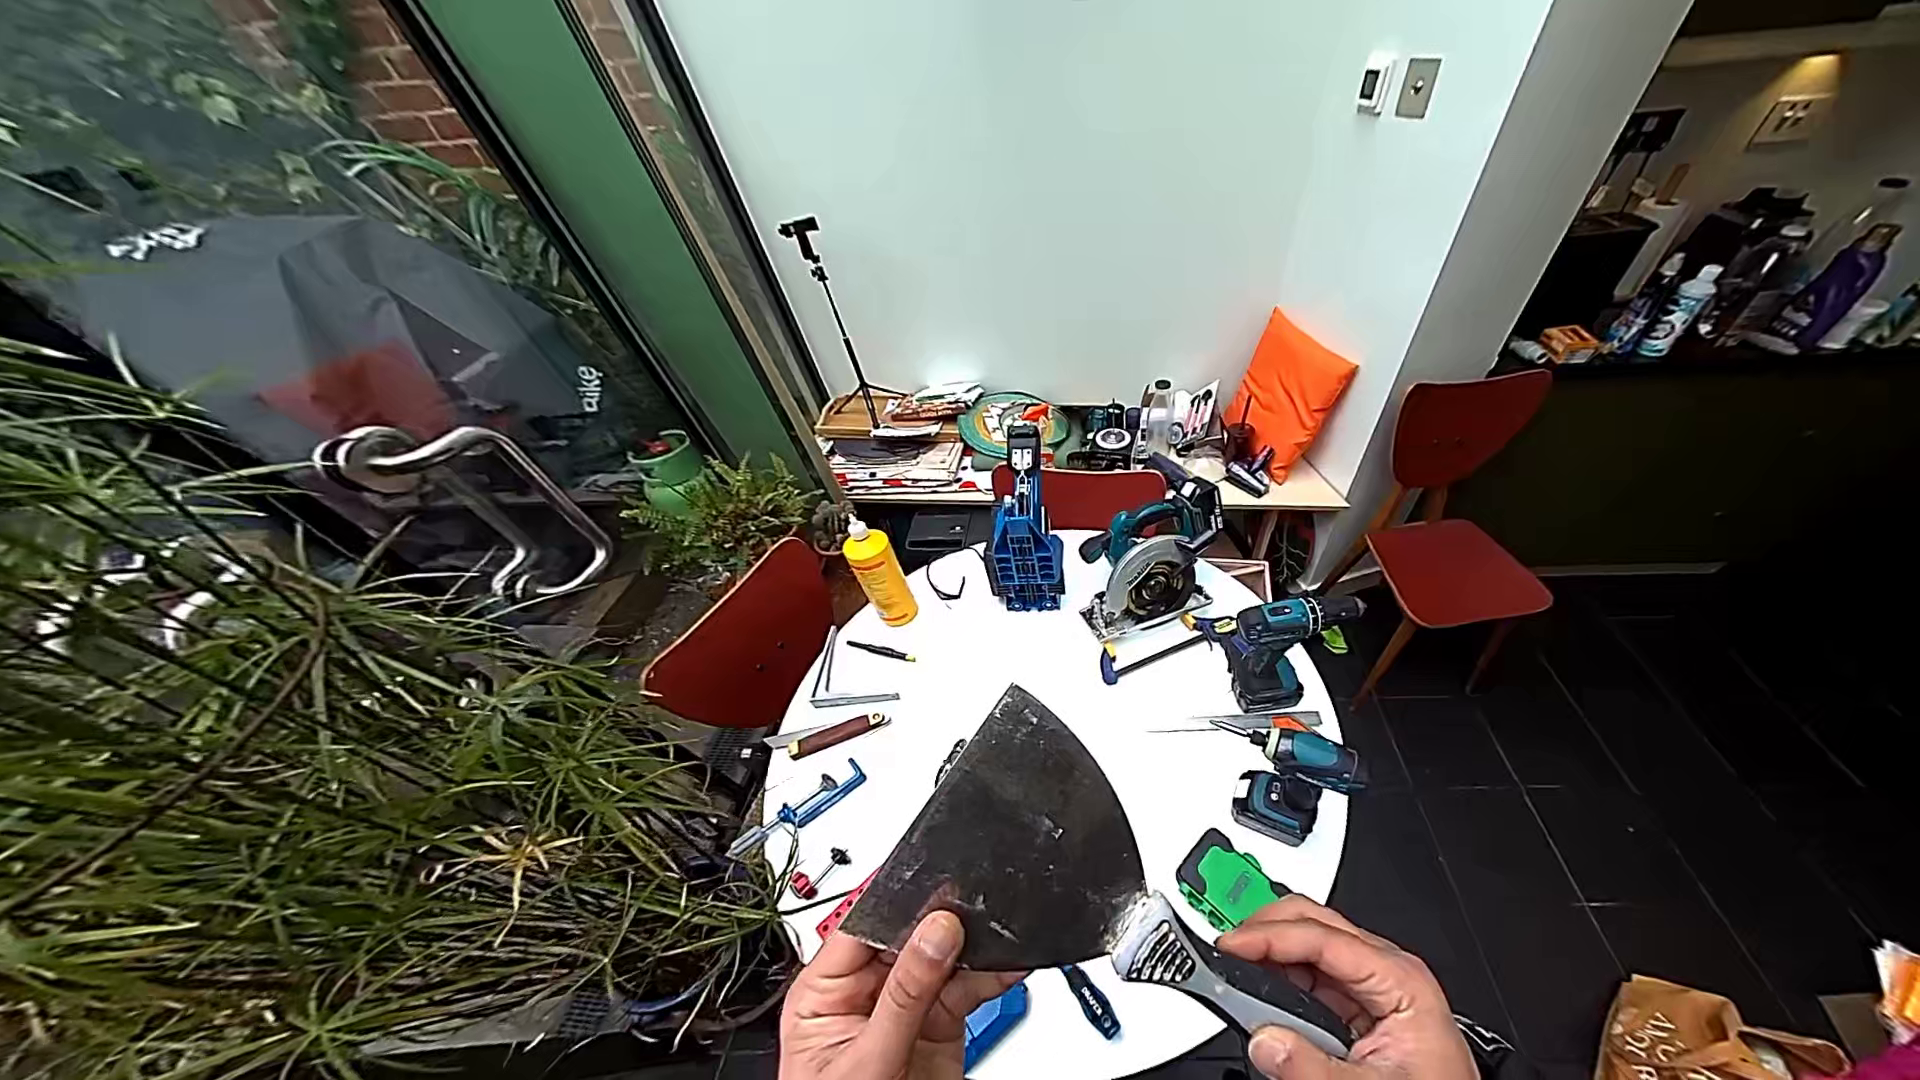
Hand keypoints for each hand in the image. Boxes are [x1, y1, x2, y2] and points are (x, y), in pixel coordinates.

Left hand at [780, 911, 1026, 1079]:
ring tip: (997, 932)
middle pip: (907, 936)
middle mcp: (866, 993)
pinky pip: (967, 988)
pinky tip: (1006, 964)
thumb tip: (935, 931)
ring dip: (973, 945)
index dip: (897, 902)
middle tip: (973, 907)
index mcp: (826, 992)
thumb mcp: (866, 1064)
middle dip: (941, 921)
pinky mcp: (939, 1026)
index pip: (862, 926)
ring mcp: (906, 1008)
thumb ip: (903, 997)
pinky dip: (991, 975)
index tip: (933, 886)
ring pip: (943, 957)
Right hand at [1217, 896, 1477, 1079]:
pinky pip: (1303, 969)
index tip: (1230, 946)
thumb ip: (1316, 1070)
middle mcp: (1383, 968)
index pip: (1319, 934)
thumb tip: (1263, 1041)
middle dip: (1262, 929)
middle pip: (1308, 919)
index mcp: (1400, 979)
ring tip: (1236, 972)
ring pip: (1301, 939)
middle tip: (1227, 950)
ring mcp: (1366, 980)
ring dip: (1266, 951)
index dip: (1268, 935)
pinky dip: (1274, 973)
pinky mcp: (1351, 998)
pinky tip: (1258, 989)